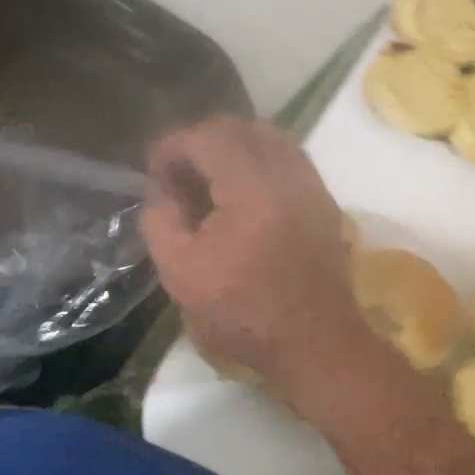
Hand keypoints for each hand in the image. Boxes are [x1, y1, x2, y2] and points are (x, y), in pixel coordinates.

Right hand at [142, 117, 373, 394]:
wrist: (316, 347)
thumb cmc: (243, 312)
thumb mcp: (180, 271)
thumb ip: (159, 219)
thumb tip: (160, 189)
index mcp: (251, 189)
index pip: (205, 138)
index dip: (171, 147)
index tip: (151, 173)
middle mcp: (287, 175)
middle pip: (238, 128)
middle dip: (198, 142)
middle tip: (175, 175)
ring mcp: (311, 186)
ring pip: (267, 136)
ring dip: (230, 147)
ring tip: (206, 179)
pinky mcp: (323, 201)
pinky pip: (286, 156)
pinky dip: (256, 159)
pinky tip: (237, 192)